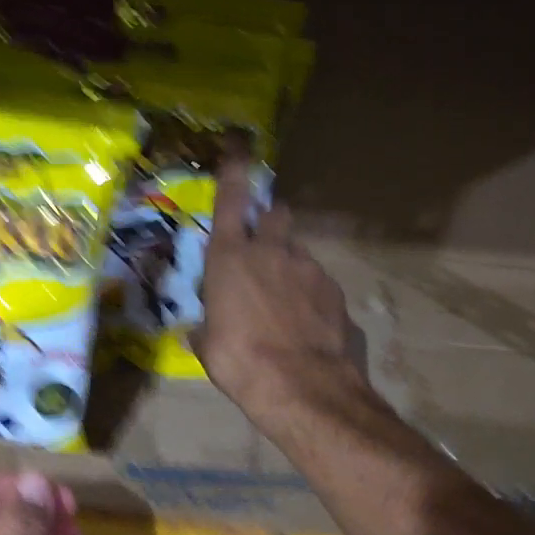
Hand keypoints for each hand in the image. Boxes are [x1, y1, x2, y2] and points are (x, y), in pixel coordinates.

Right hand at [192, 157, 365, 427]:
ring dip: (288, 263)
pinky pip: (317, 280)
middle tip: (261, 248)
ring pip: (297, 250)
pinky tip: (303, 321)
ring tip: (281, 300)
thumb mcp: (208, 345)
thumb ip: (206, 325)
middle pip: (276, 213)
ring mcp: (308, 268)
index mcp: (230, 258)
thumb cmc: (239, 361)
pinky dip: (308, 292)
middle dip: (269, 222)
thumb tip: (201, 329)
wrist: (301, 385)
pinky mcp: (334, 289)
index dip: (234, 171)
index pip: (231, 199)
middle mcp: (271, 251)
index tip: (237, 148)